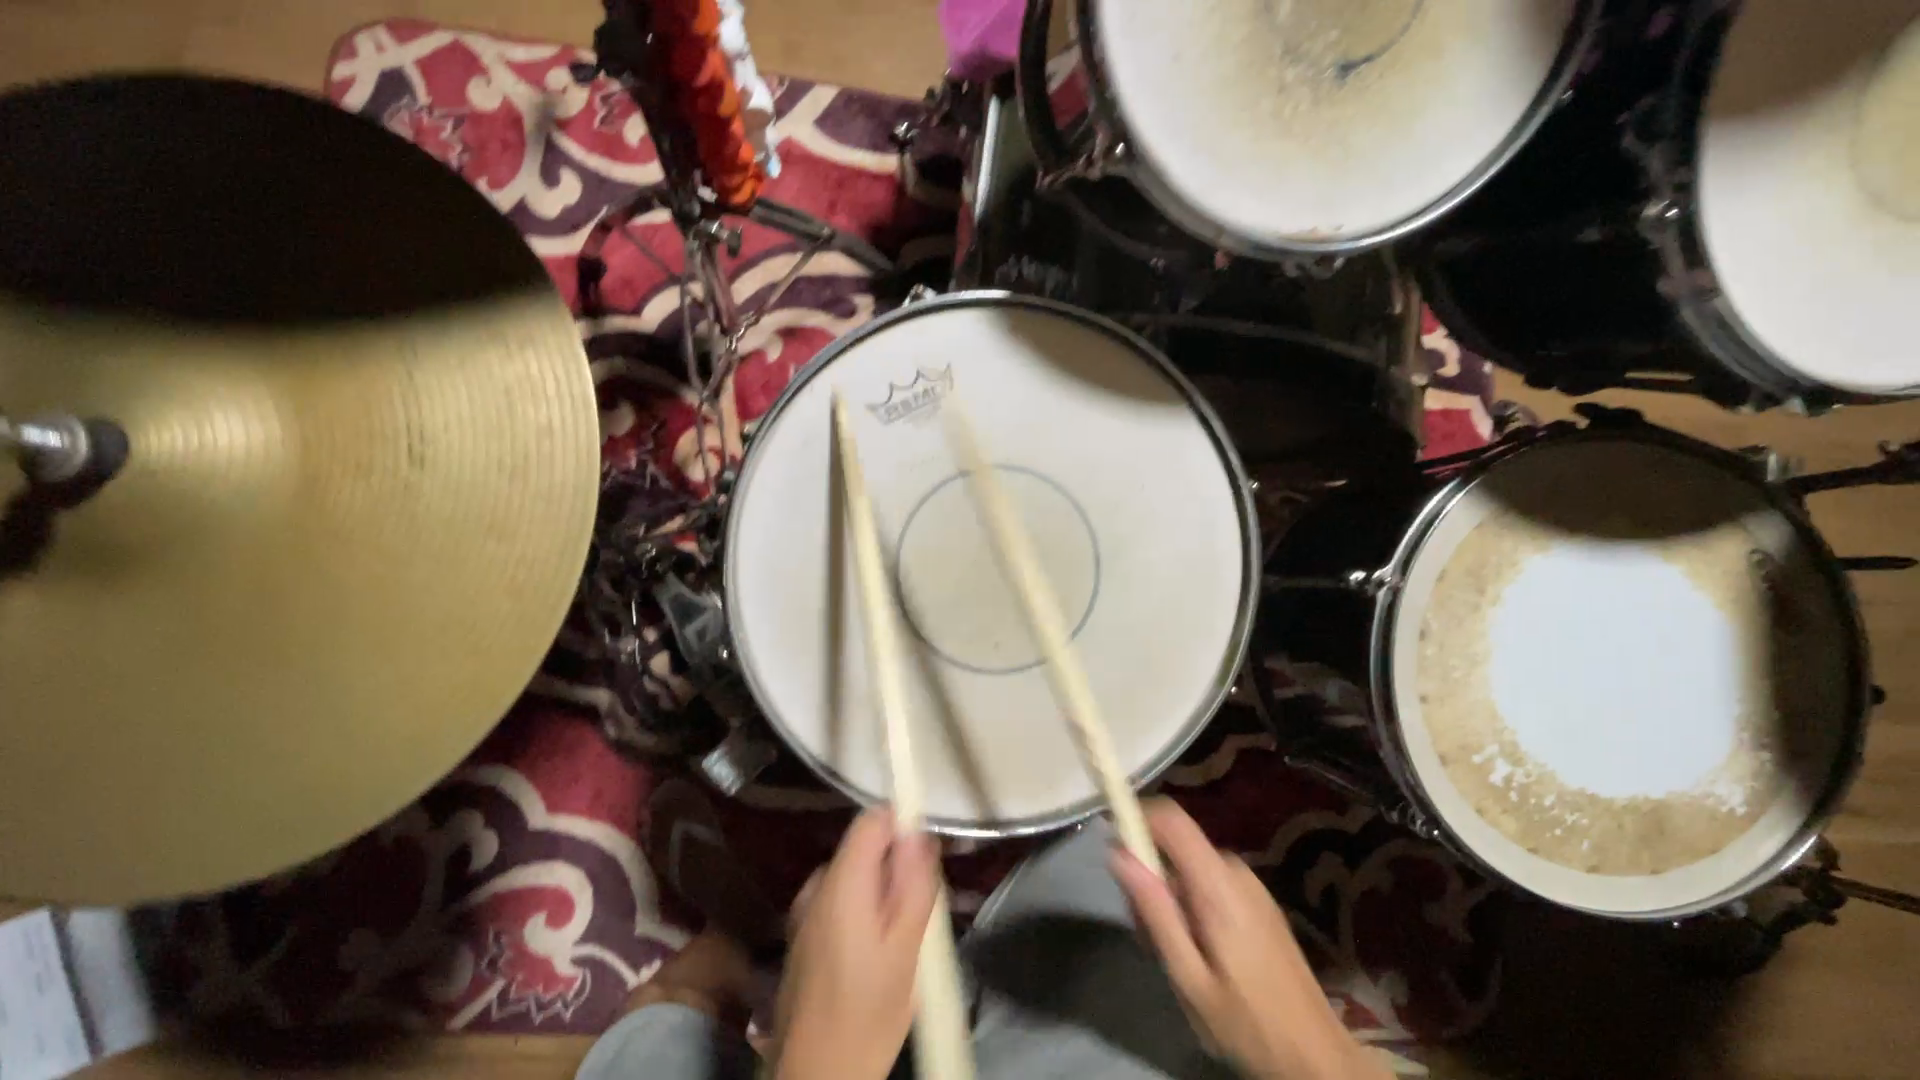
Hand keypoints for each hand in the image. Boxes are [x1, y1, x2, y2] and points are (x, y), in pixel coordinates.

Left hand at [773, 807, 939, 1079]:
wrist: (815, 1073)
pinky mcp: (802, 937)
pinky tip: (876, 956)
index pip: (871, 820)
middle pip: (863, 850)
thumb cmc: (867, 1012)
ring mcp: (804, 912)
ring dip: (881, 894)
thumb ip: (914, 884)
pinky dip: (863, 914)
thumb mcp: (906, 949)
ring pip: (854, 879)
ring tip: (903, 941)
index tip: (928, 854)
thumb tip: (919, 832)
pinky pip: (840, 904)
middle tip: (921, 912)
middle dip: (896, 868)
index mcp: (840, 883)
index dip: (903, 824)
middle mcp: (816, 887)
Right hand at [1110, 798, 1390, 1079]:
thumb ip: (1154, 911)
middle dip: (1149, 879)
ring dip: (1169, 899)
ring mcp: (1251, 886)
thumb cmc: (1246, 1022)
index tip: (1110, 841)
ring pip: (1189, 868)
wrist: (1315, 1056)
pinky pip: (1209, 883)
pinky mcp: (1257, 901)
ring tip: (1174, 957)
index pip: (1171, 818)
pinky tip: (1198, 954)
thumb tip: (1118, 853)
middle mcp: (1236, 872)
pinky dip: (1191, 906)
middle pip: (1175, 847)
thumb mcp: (1188, 976)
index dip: (1136, 815)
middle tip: (1146, 937)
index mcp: (1218, 884)